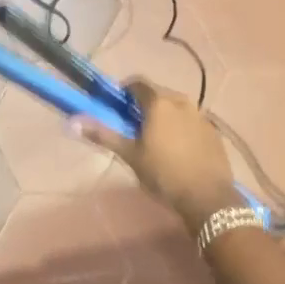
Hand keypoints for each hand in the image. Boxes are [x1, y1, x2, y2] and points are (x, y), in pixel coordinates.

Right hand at [77, 80, 243, 226]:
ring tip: (156, 139)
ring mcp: (201, 116)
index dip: (124, 91)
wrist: (209, 200)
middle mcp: (181, 101)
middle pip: (157, 93)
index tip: (116, 108)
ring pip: (175, 106)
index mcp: (158, 102)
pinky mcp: (213, 132)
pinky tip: (178, 150)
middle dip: (143, 104)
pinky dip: (180, 127)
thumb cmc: (164, 174)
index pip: (137, 83)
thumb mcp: (130, 155)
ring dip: (163, 115)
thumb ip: (102, 134)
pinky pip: (191, 120)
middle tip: (133, 127)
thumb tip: (70, 121)